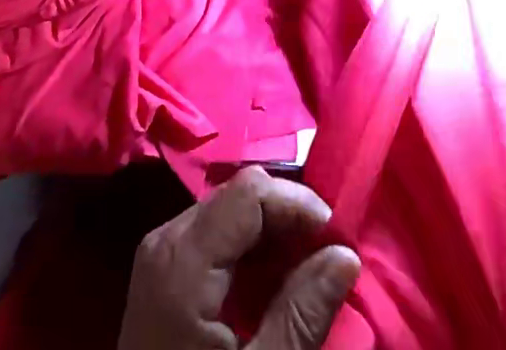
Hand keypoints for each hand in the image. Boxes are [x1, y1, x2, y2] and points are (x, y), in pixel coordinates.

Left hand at [117, 166, 361, 349]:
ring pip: (226, 209)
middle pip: (236, 195)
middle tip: (330, 256)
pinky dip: (249, 245)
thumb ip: (300, 313)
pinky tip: (274, 279)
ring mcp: (159, 250)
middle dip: (288, 216)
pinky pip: (212, 232)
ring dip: (272, 231)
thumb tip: (345, 255)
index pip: (248, 191)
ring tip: (309, 269)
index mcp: (183, 258)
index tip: (338, 241)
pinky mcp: (161, 267)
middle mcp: (166, 238)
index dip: (298, 204)